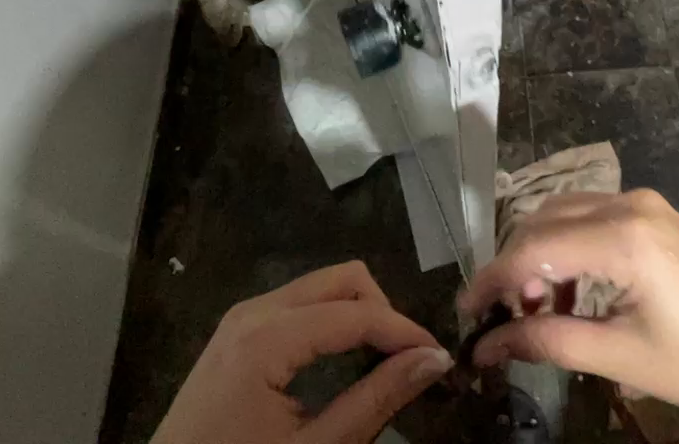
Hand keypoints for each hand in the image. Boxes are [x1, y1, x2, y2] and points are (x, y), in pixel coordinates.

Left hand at [152, 261, 452, 443]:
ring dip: (359, 313)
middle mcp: (256, 310)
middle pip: (343, 279)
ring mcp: (243, 316)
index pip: (357, 313)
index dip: (404, 331)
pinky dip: (332, 319)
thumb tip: (433, 360)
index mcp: (268, 337)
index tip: (440, 358)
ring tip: (381, 360)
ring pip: (323, 286)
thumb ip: (376, 400)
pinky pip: (300, 303)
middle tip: (405, 359)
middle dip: (382, 312)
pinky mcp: (238, 330)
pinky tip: (343, 358)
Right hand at [457, 190, 678, 443]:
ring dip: (540, 254)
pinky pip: (592, 215)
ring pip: (564, 212)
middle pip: (544, 221)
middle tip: (502, 319)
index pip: (534, 249)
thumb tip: (484, 346)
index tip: (466, 314)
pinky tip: (571, 290)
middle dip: (514, 267)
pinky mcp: (654, 211)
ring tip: (536, 309)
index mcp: (625, 238)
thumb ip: (547, 341)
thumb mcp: (619, 357)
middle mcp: (630, 203)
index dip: (493, 280)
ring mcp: (645, 202)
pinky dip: (569, 246)